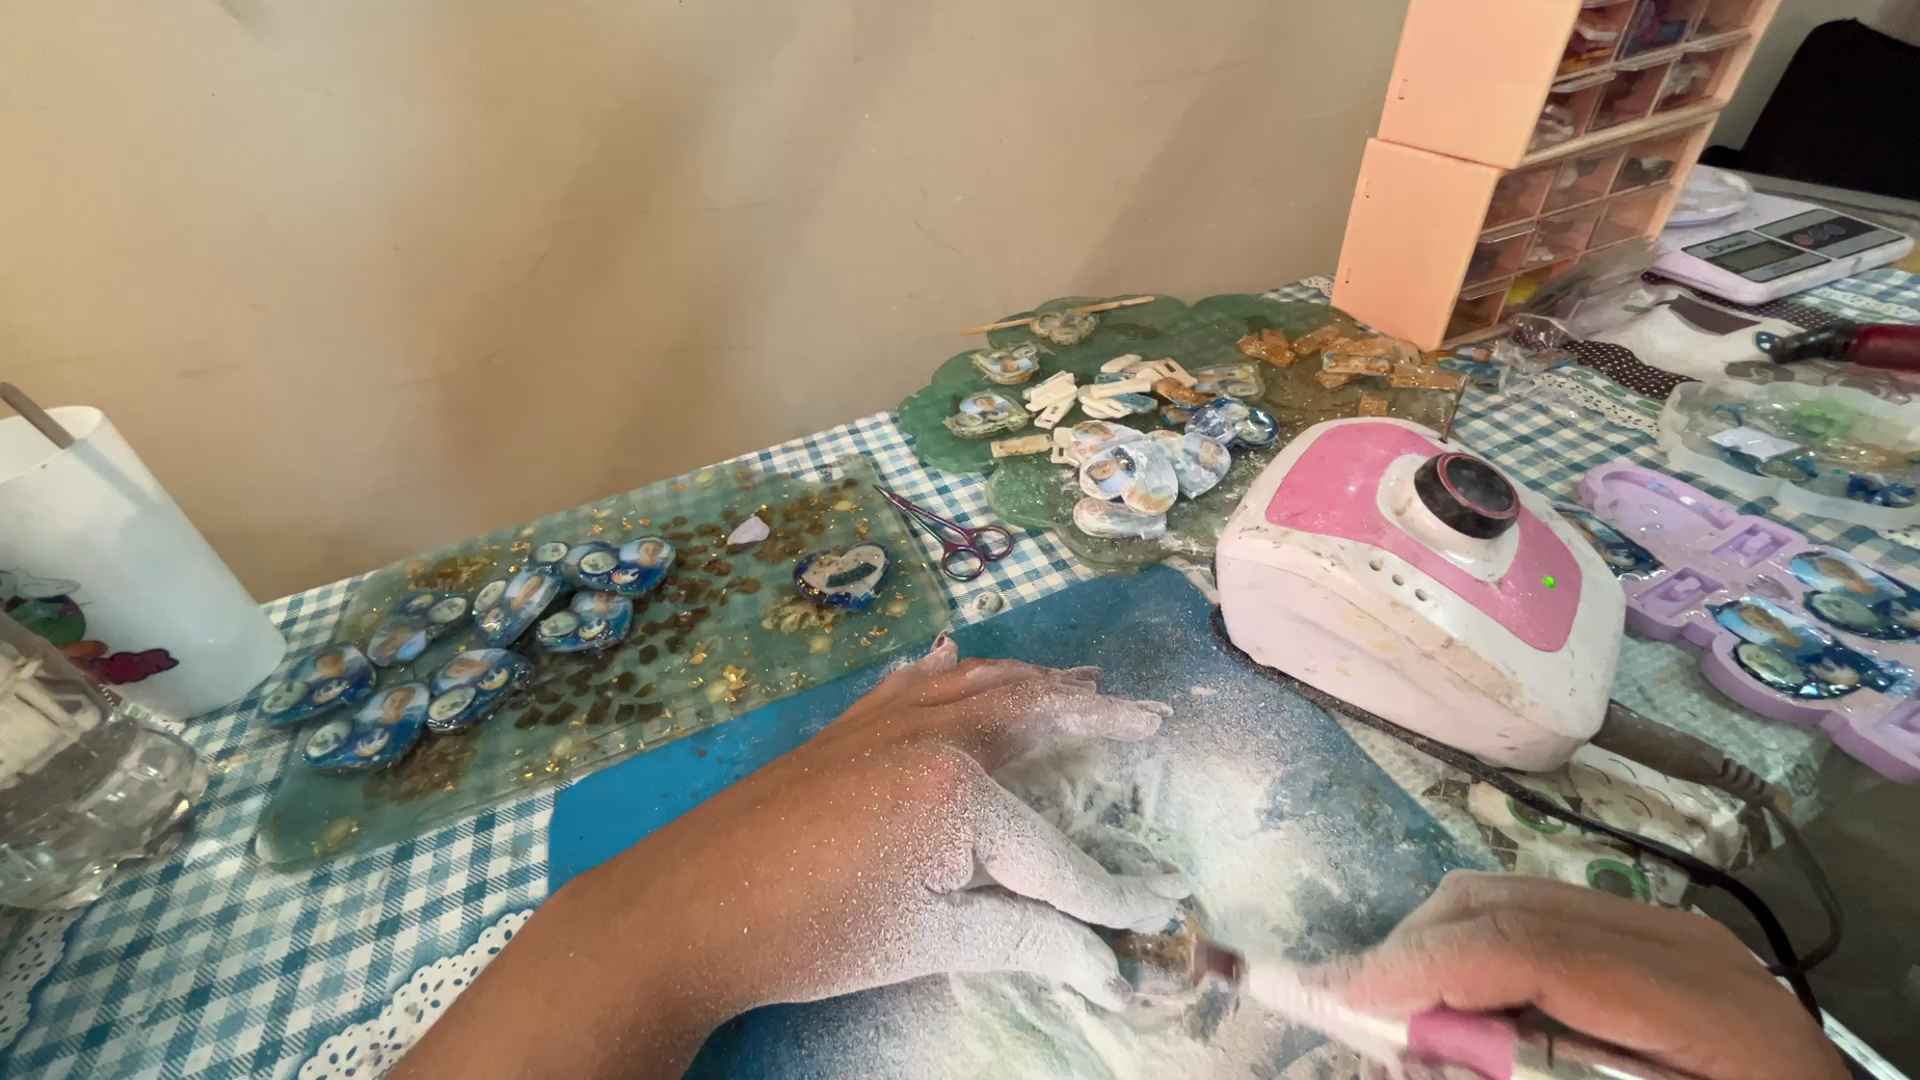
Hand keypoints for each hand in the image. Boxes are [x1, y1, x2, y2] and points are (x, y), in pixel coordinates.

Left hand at [397, 637, 1187, 1079]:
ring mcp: (894, 715)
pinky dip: (955, 669)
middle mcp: (939, 731)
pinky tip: (959, 656)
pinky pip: (920, 678)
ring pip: (985, 684)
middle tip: (1150, 714)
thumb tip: (1109, 966)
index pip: (1056, 855)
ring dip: (1037, 682)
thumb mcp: (929, 939)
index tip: (1153, 918)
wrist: (693, 899)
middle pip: (1036, 720)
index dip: (1104, 895)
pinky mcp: (856, 719)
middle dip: (1098, 720)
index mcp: (963, 790)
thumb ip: (1026, 940)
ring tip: (1080, 682)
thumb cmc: (817, 931)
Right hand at [1314, 871, 1846, 1079]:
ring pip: (1497, 897)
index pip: (1528, 946)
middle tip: (1357, 1008)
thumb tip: (1392, 1065)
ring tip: (1403, 1011)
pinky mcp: (1638, 936)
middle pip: (1498, 905)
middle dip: (1412, 953)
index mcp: (1706, 1006)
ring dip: (1432, 948)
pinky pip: (1521, 915)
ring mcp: (1659, 929)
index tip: (1346, 998)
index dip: (1426, 966)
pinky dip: (1468, 950)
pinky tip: (1460, 1003)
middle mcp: (1678, 942)